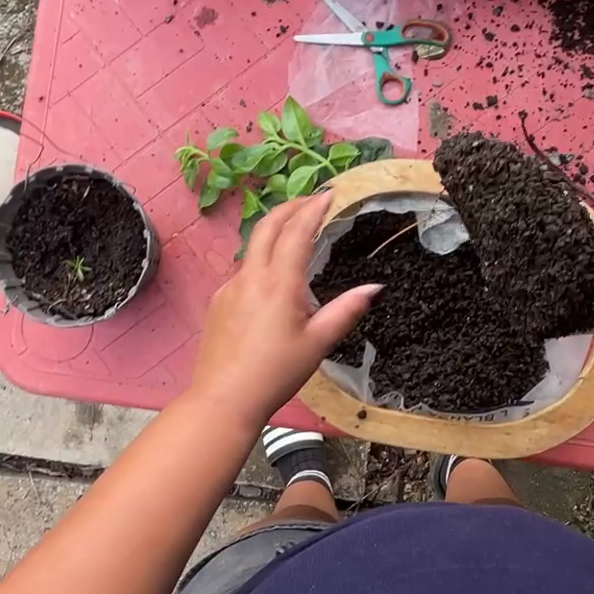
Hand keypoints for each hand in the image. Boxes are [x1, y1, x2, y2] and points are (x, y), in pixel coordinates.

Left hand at [185, 191, 380, 426]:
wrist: (224, 399)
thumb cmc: (276, 373)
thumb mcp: (318, 344)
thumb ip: (346, 311)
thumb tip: (374, 287)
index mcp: (279, 283)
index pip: (297, 231)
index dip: (314, 209)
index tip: (329, 194)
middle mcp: (251, 277)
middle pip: (268, 226)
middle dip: (290, 207)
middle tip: (310, 201)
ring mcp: (230, 288)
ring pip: (253, 248)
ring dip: (274, 231)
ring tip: (294, 232)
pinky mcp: (218, 303)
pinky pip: (243, 271)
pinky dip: (261, 260)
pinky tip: (271, 279)